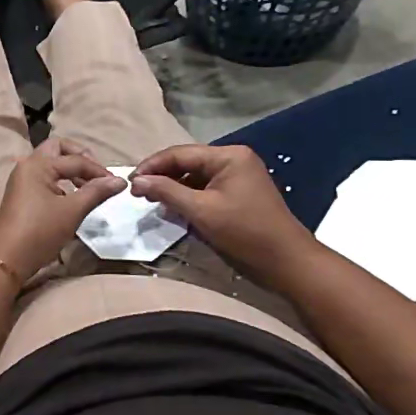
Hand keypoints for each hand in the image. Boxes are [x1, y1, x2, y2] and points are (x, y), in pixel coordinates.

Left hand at [0, 139, 125, 278]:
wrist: (8, 258)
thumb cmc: (40, 231)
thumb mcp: (72, 210)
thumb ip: (96, 192)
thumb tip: (119, 180)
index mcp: (37, 164)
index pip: (75, 159)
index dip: (98, 170)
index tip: (116, 184)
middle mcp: (27, 166)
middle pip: (58, 150)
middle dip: (80, 158)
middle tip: (97, 175)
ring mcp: (22, 180)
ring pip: (51, 164)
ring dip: (71, 171)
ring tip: (89, 188)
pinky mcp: (22, 195)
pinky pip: (45, 179)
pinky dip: (61, 183)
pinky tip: (73, 199)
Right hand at [130, 144, 320, 282]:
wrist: (286, 261)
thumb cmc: (244, 232)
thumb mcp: (201, 211)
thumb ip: (166, 192)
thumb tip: (137, 180)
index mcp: (228, 156)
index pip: (179, 153)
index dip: (151, 166)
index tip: (130, 183)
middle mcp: (233, 159)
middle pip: (186, 162)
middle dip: (161, 177)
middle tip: (137, 194)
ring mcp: (236, 176)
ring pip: (193, 176)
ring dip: (172, 188)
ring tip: (151, 202)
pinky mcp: (236, 193)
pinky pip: (203, 188)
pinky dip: (186, 197)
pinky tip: (172, 209)